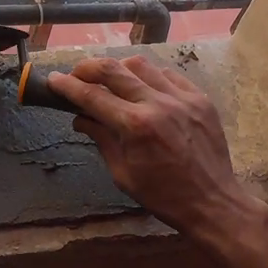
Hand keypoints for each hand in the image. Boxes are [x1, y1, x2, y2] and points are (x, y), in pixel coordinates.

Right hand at [49, 56, 267, 241]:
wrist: (214, 203)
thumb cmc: (164, 196)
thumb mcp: (123, 173)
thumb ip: (101, 138)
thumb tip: (79, 117)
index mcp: (135, 126)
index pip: (92, 96)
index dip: (68, 86)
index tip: (53, 79)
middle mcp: (157, 104)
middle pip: (113, 69)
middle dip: (88, 68)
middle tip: (77, 74)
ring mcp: (181, 98)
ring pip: (140, 64)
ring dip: (119, 69)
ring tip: (111, 80)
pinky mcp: (199, 98)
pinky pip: (167, 74)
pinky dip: (149, 76)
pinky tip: (144, 88)